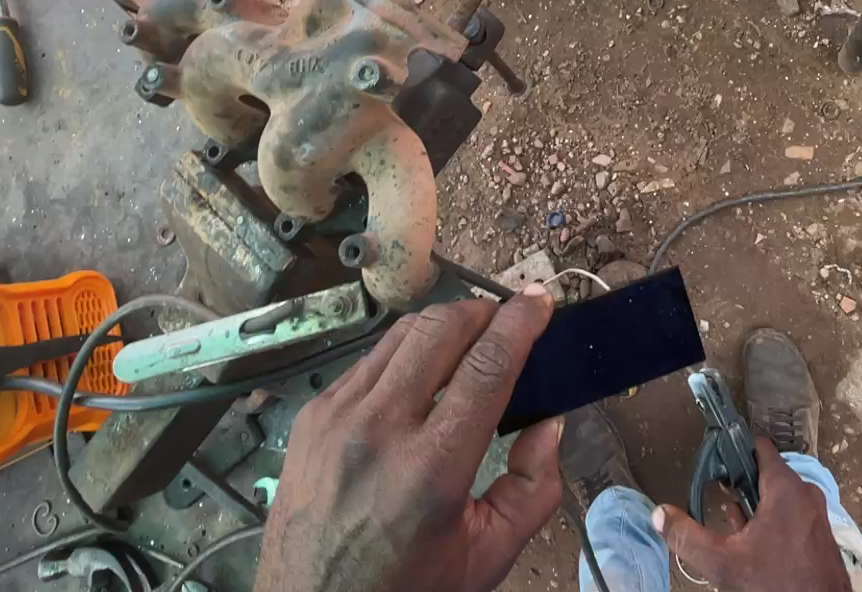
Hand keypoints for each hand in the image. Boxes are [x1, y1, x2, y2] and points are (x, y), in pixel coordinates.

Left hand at [253, 286, 562, 591]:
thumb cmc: (407, 589)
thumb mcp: (487, 557)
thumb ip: (533, 488)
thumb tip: (548, 419)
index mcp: (430, 470)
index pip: (486, 367)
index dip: (520, 322)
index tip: (540, 299)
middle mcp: (379, 430)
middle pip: (441, 328)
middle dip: (482, 311)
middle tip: (505, 321)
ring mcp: (337, 415)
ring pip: (404, 332)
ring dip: (445, 324)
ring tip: (468, 340)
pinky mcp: (313, 413)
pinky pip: (371, 358)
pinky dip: (406, 352)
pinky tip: (420, 374)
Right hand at [653, 436, 852, 591]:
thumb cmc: (776, 587)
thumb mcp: (723, 564)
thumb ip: (688, 536)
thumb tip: (659, 513)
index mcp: (785, 488)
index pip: (759, 447)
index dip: (734, 451)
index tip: (716, 466)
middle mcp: (805, 494)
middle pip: (766, 474)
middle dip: (742, 486)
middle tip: (721, 502)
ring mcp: (817, 516)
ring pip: (779, 498)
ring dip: (756, 508)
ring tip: (734, 528)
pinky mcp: (822, 538)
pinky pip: (792, 517)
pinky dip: (773, 524)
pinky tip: (755, 546)